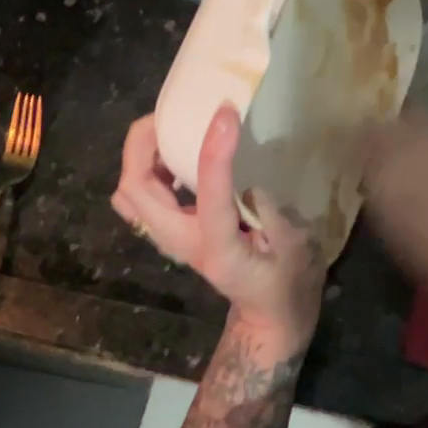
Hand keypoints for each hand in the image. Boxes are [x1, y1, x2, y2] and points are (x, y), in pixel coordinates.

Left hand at [112, 108, 324, 356]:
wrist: (269, 315)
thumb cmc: (289, 282)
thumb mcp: (298, 247)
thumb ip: (273, 211)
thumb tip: (248, 174)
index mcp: (220, 250)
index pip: (209, 195)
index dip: (214, 151)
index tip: (225, 112)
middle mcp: (184, 244)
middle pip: (134, 190)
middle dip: (144, 145)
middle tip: (175, 117)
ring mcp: (171, 241)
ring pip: (129, 194)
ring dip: (141, 157)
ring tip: (174, 134)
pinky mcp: (171, 234)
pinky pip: (141, 198)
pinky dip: (148, 169)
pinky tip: (179, 157)